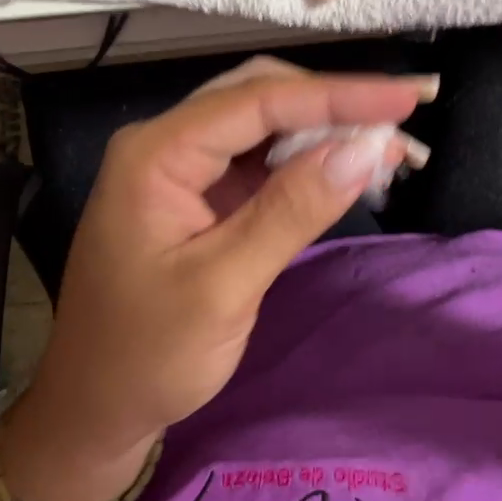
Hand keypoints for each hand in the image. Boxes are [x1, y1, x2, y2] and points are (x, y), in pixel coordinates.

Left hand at [0, 59, 434, 500]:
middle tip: (404, 118)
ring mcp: (180, 169)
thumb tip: (364, 148)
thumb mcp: (223, 287)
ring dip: (324, 132)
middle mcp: (165, 144)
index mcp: (155, 153)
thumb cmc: (147, 354)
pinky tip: (347, 171)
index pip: (256, 100)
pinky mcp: (197, 196)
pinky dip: (304, 163)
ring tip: (391, 149)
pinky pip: (258, 161)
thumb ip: (291, 211)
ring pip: (262, 126)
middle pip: (258, 97)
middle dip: (333, 105)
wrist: (95, 406)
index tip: (406, 96)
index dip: (337, 94)